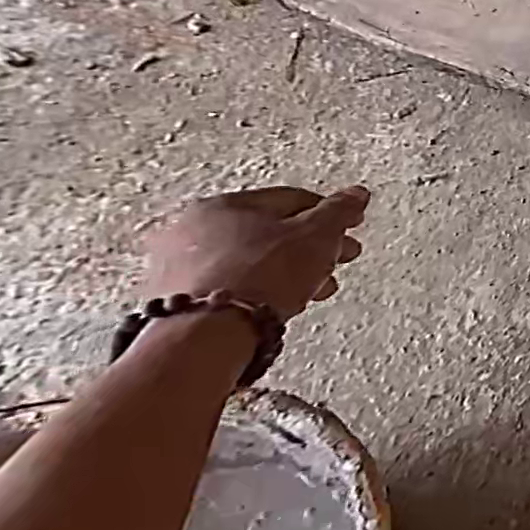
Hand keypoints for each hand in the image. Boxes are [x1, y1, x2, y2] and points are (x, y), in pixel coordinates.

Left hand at [140, 185, 370, 318]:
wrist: (210, 334)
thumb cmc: (260, 275)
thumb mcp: (320, 232)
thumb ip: (340, 209)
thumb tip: (355, 195)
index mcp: (221, 204)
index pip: (291, 199)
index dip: (330, 212)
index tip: (349, 225)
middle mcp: (189, 230)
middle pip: (269, 230)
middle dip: (311, 245)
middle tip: (337, 256)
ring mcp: (175, 268)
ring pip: (251, 260)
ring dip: (289, 269)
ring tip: (315, 286)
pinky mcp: (177, 301)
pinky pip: (232, 285)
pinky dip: (260, 289)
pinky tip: (282, 301)